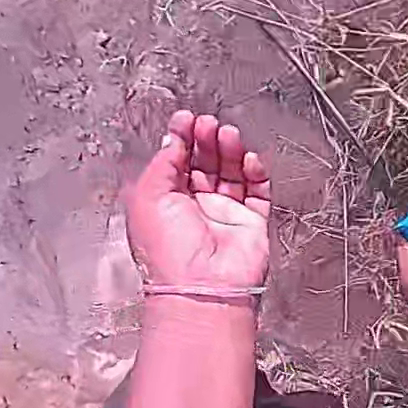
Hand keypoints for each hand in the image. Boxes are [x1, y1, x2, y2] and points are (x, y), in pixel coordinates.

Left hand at [125, 110, 271, 289]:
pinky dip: (256, 172)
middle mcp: (195, 208)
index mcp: (166, 204)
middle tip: (208, 124)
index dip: (182, 138)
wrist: (202, 287)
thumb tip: (172, 138)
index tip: (186, 120)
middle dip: (206, 140)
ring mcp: (225, 215)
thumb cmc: (168, 252)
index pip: (176, 162)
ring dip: (230, 151)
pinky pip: (258, 192)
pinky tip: (249, 160)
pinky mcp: (252, 223)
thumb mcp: (148, 196)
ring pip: (232, 173)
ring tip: (228, 135)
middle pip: (205, 163)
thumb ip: (163, 161)